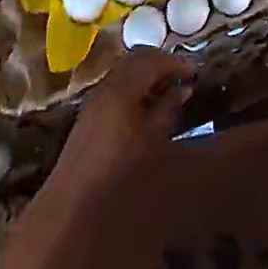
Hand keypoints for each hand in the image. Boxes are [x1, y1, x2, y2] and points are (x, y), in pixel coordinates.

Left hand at [48, 51, 193, 194]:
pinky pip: (117, 89)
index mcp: (121, 88)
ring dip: (148, 77)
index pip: (152, 60)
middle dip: (161, 65)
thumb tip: (183, 88)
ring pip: (125, 74)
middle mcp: (105, 87)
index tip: (194, 73)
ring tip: (169, 93)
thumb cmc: (121, 172)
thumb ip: (169, 107)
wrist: (73, 208)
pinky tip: (148, 109)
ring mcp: (94, 101)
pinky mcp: (89, 117)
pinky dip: (135, 90)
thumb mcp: (154, 137)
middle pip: (136, 61)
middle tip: (183, 78)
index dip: (175, 62)